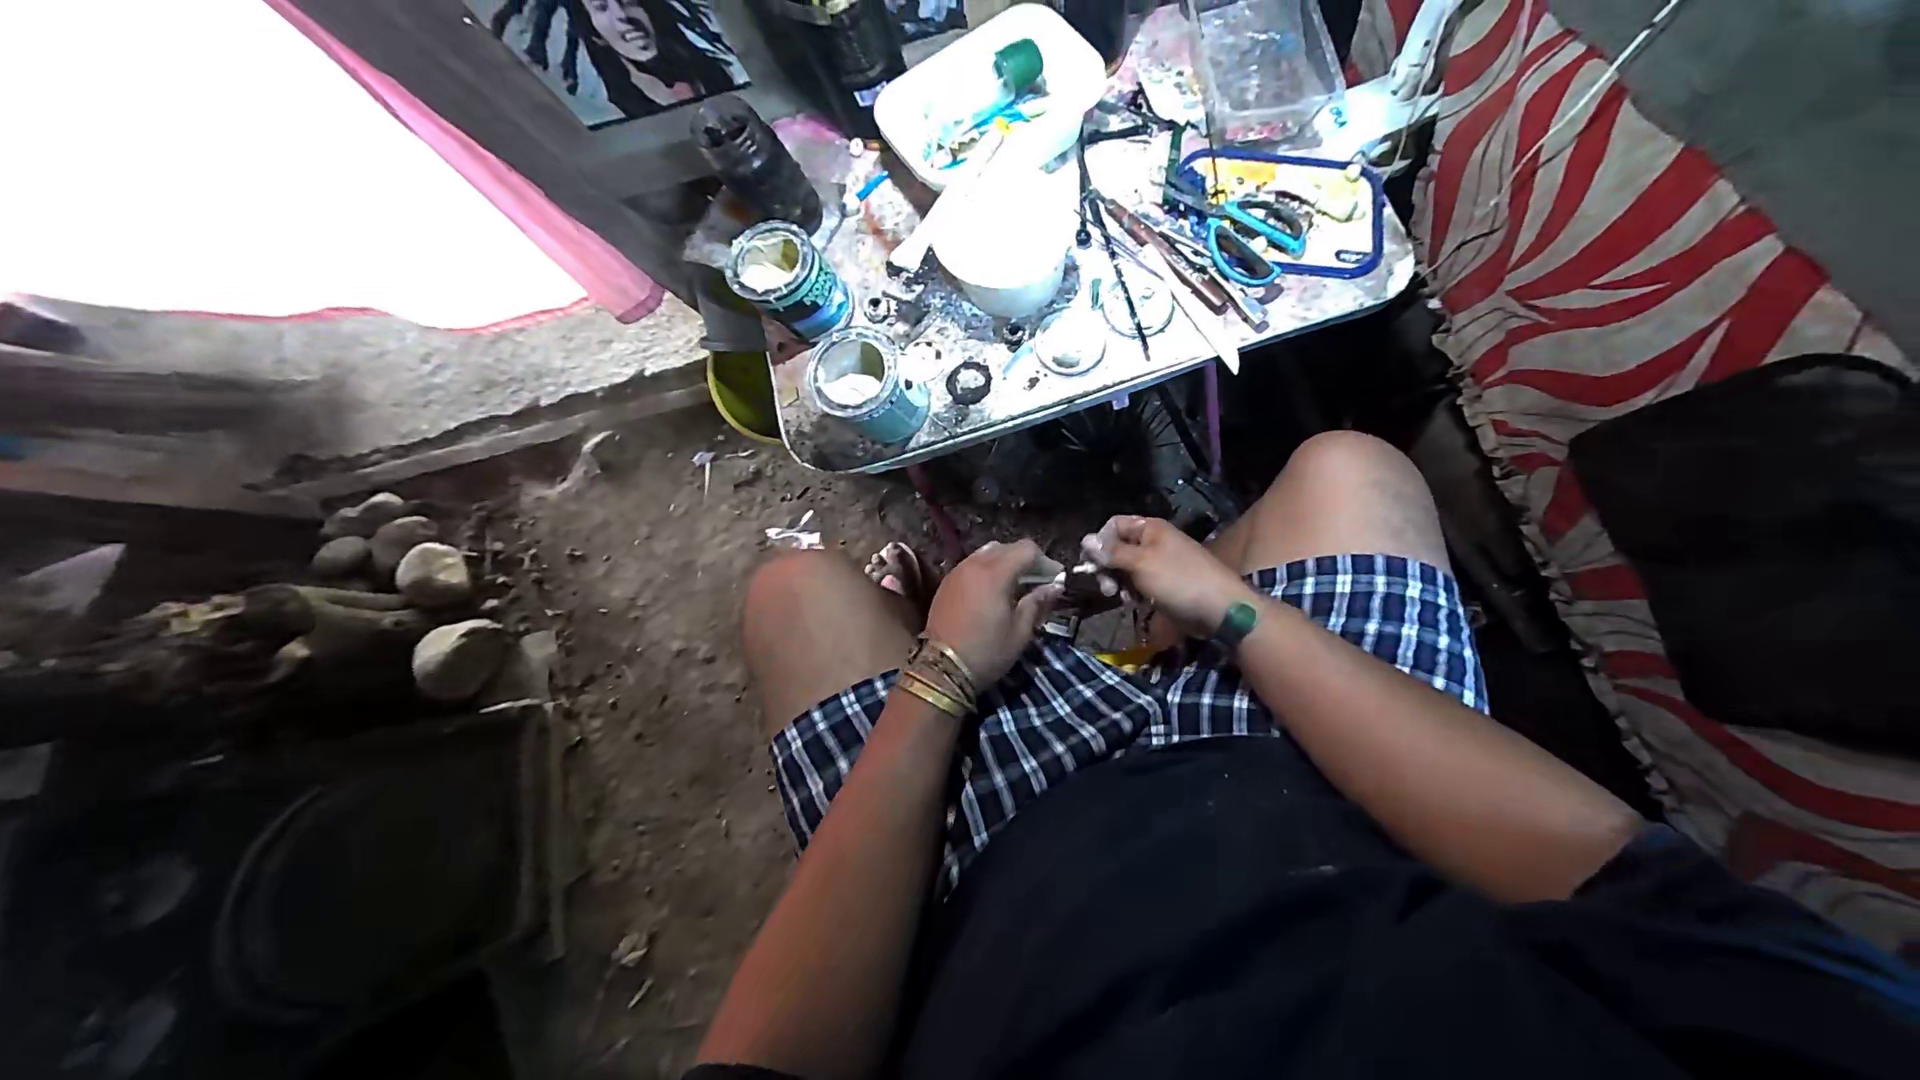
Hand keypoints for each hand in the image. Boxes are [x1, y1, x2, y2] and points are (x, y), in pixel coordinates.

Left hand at [923, 540, 1063, 686]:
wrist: (941, 668)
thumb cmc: (987, 652)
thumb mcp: (1020, 632)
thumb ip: (1037, 602)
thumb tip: (1055, 586)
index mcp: (995, 574)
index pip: (1027, 549)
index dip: (1044, 561)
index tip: (1053, 579)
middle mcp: (975, 565)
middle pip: (1007, 547)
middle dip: (1026, 560)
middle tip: (1038, 582)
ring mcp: (957, 571)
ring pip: (987, 553)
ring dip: (1005, 562)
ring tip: (1015, 585)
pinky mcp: (946, 582)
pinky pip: (972, 564)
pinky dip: (987, 569)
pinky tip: (993, 590)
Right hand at [1082, 516, 1256, 638]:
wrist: (1219, 610)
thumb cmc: (1178, 580)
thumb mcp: (1140, 563)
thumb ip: (1111, 552)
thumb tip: (1085, 540)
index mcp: (1150, 528)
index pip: (1113, 525)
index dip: (1099, 542)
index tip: (1092, 564)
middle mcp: (1153, 542)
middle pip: (1117, 548)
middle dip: (1107, 567)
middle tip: (1107, 588)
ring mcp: (1159, 564)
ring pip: (1125, 568)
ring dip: (1118, 582)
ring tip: (1122, 597)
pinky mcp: (1163, 584)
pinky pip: (1138, 583)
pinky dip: (1132, 592)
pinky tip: (1134, 603)